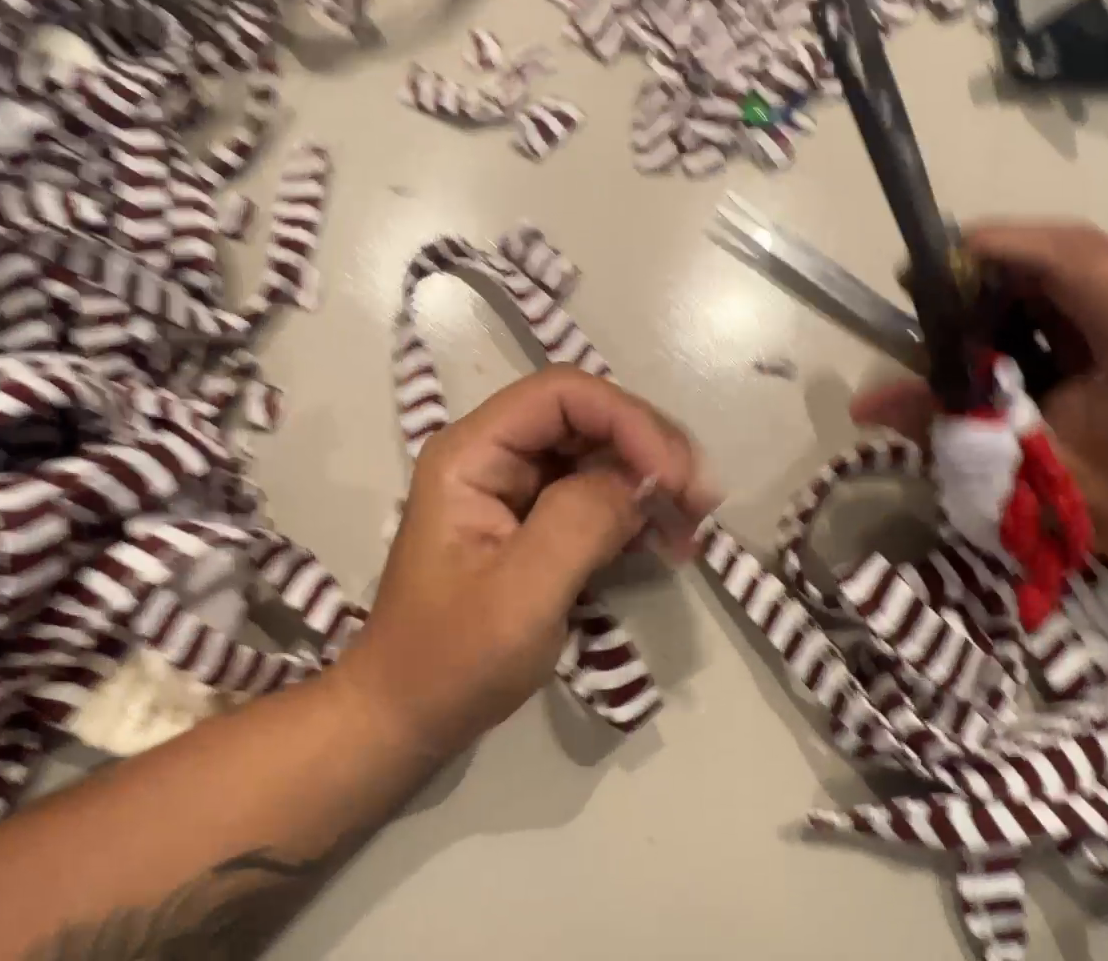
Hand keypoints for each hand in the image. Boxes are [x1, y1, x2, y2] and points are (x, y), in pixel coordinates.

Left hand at [332, 366, 719, 757]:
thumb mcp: (520, 595)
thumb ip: (581, 523)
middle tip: (700, 503)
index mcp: (472, 454)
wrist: (408, 714)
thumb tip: (645, 477)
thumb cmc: (451, 659)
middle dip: (649, 449)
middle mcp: (493, 456)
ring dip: (651, 482)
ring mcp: (513, 490)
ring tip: (691, 530)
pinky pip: (595, 496)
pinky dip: (636, 512)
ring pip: (598, 454)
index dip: (628, 420)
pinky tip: (667, 544)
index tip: (676, 478)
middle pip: (587, 417)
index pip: (562, 394)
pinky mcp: (533, 524)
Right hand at [852, 222, 1107, 594]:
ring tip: (974, 326)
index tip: (923, 265)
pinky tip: (1029, 340)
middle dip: (999, 270)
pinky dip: (1061, 301)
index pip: (1067, 254)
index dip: (990, 246)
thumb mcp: (1036, 470)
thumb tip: (861, 404)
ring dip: (1028, 286)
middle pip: (1078, 252)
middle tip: (936, 306)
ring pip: (1096, 264)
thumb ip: (948, 423)